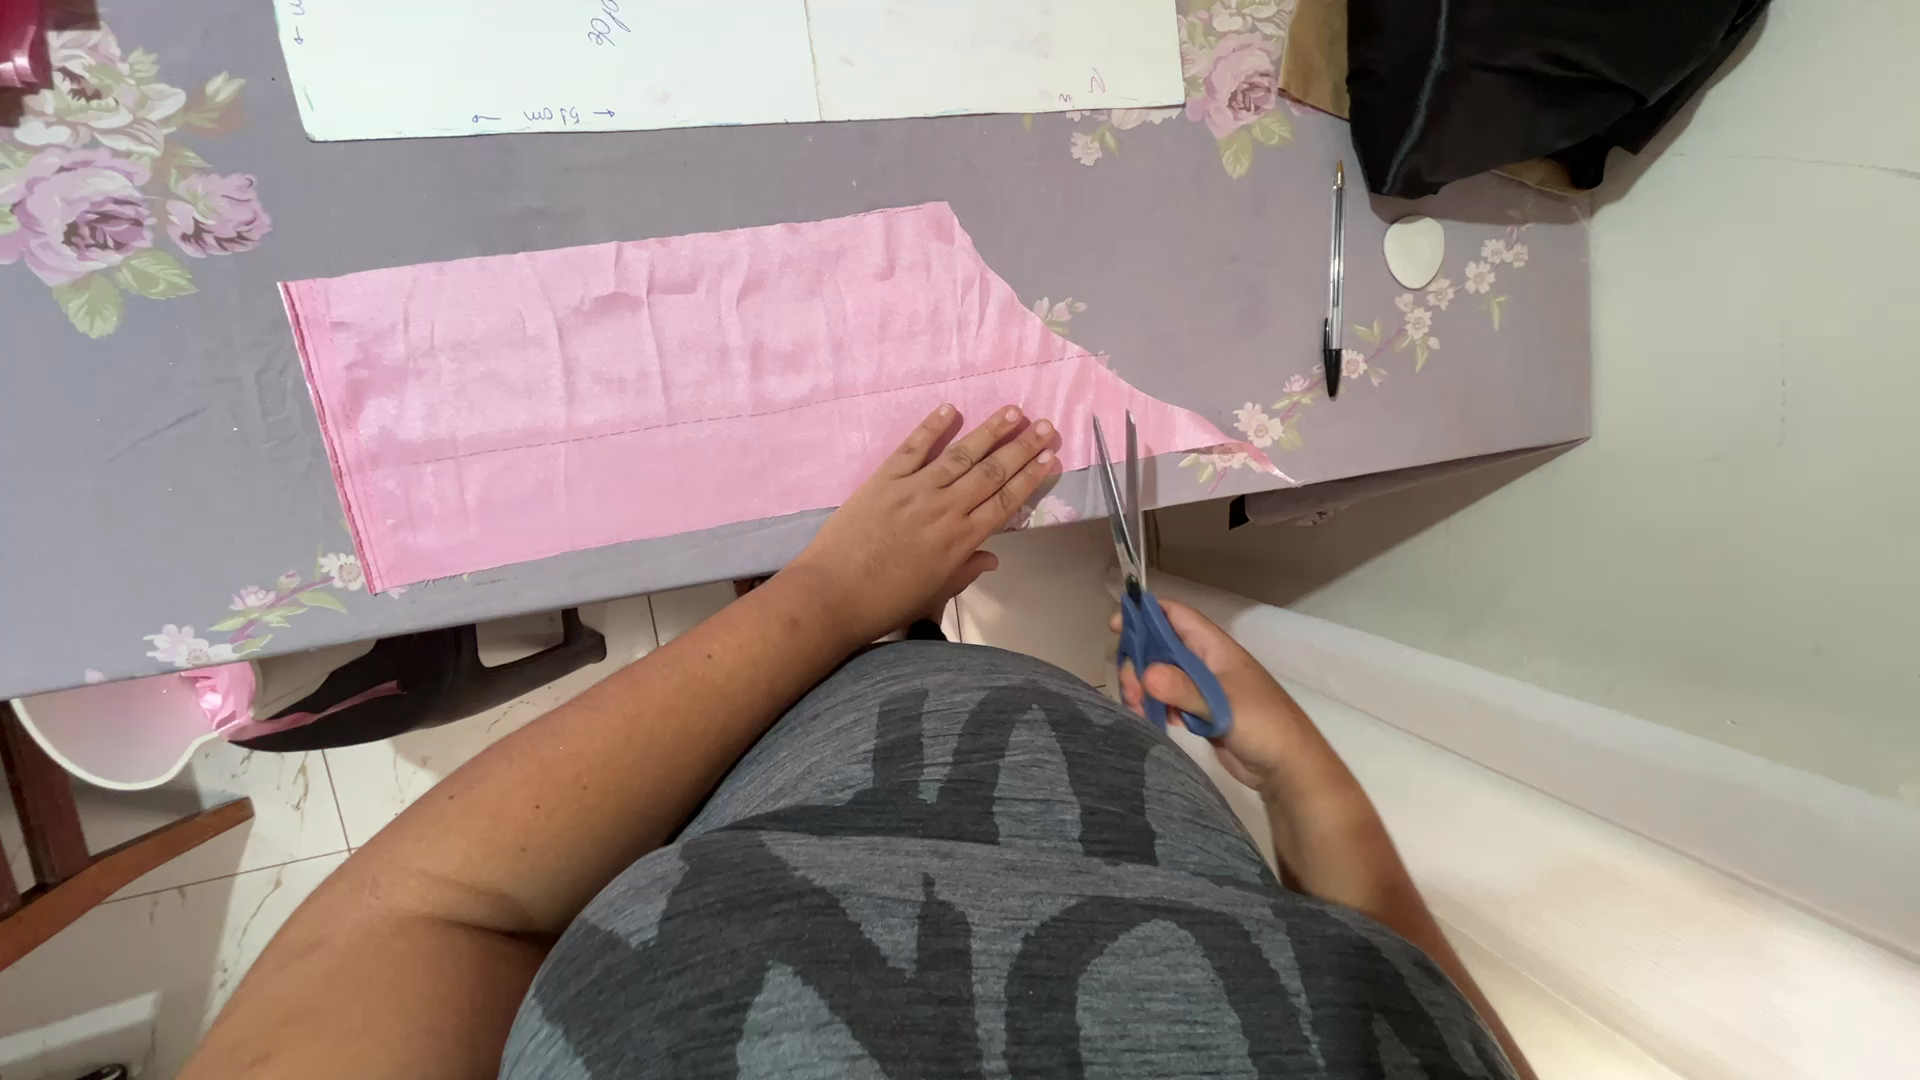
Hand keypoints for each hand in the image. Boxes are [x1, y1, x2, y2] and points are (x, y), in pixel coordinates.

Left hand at [788, 403, 1058, 644]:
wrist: (832, 596)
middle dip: (1022, 448)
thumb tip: (992, 558)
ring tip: (1013, 411)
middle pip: (992, 472)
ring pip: (960, 455)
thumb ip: (965, 572)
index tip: (1051, 457)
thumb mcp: (934, 594)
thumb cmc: (885, 604)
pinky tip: (951, 409)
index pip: (1005, 502)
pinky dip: (932, 427)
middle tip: (1045, 425)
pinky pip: (913, 448)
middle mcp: (945, 509)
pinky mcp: (884, 479)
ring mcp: (914, 490)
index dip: (1031, 478)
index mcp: (960, 541)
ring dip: (989, 431)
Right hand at [1111, 599, 1314, 794]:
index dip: (1146, 614)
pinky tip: (1148, 719)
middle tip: (1130, 688)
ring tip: (1137, 708)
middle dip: (1138, 662)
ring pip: (1159, 675)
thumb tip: (1146, 674)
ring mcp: (1201, 688)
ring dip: (1143, 688)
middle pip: (1159, 648)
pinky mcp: (1198, 712)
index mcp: (1214, 648)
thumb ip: (1184, 689)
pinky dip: (1153, 706)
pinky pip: (1166, 700)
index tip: (1116, 626)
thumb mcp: (1222, 704)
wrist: (1288, 768)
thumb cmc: (1262, 725)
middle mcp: (1204, 663)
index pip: (1175, 616)